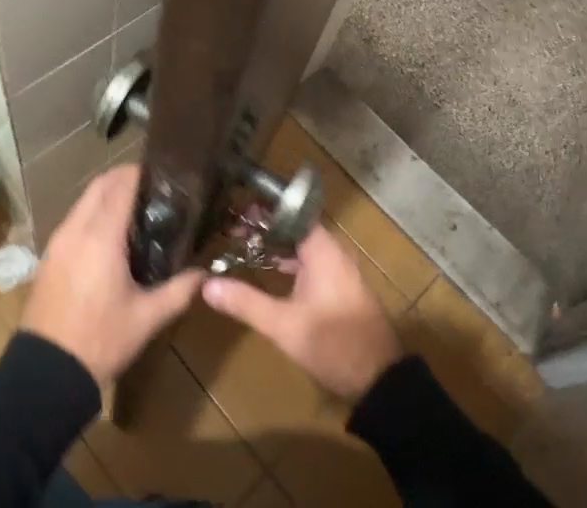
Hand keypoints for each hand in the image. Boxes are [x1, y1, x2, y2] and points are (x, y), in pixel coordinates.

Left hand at [21, 165, 202, 385]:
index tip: (165, 174)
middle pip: (99, 186)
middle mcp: (75, 230)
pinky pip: (73, 221)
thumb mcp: (147, 318)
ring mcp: (57, 243)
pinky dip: (92, 215)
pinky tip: (110, 238)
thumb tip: (205, 274)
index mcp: (101, 237)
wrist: (46, 373)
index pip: (121, 186)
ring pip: (83, 202)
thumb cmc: (100, 340)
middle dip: (124, 179)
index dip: (142, 173)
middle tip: (154, 190)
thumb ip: (179, 291)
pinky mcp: (48, 257)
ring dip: (107, 196)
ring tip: (136, 212)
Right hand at [202, 224, 402, 399]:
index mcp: (323, 251)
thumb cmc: (333, 344)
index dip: (263, 208)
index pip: (291, 213)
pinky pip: (309, 265)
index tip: (235, 206)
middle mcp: (333, 254)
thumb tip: (207, 284)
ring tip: (240, 245)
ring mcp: (338, 272)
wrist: (380, 380)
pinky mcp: (339, 290)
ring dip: (275, 246)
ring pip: (302, 248)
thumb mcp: (284, 325)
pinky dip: (287, 264)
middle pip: (295, 229)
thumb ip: (246, 302)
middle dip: (264, 227)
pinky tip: (265, 272)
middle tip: (230, 227)